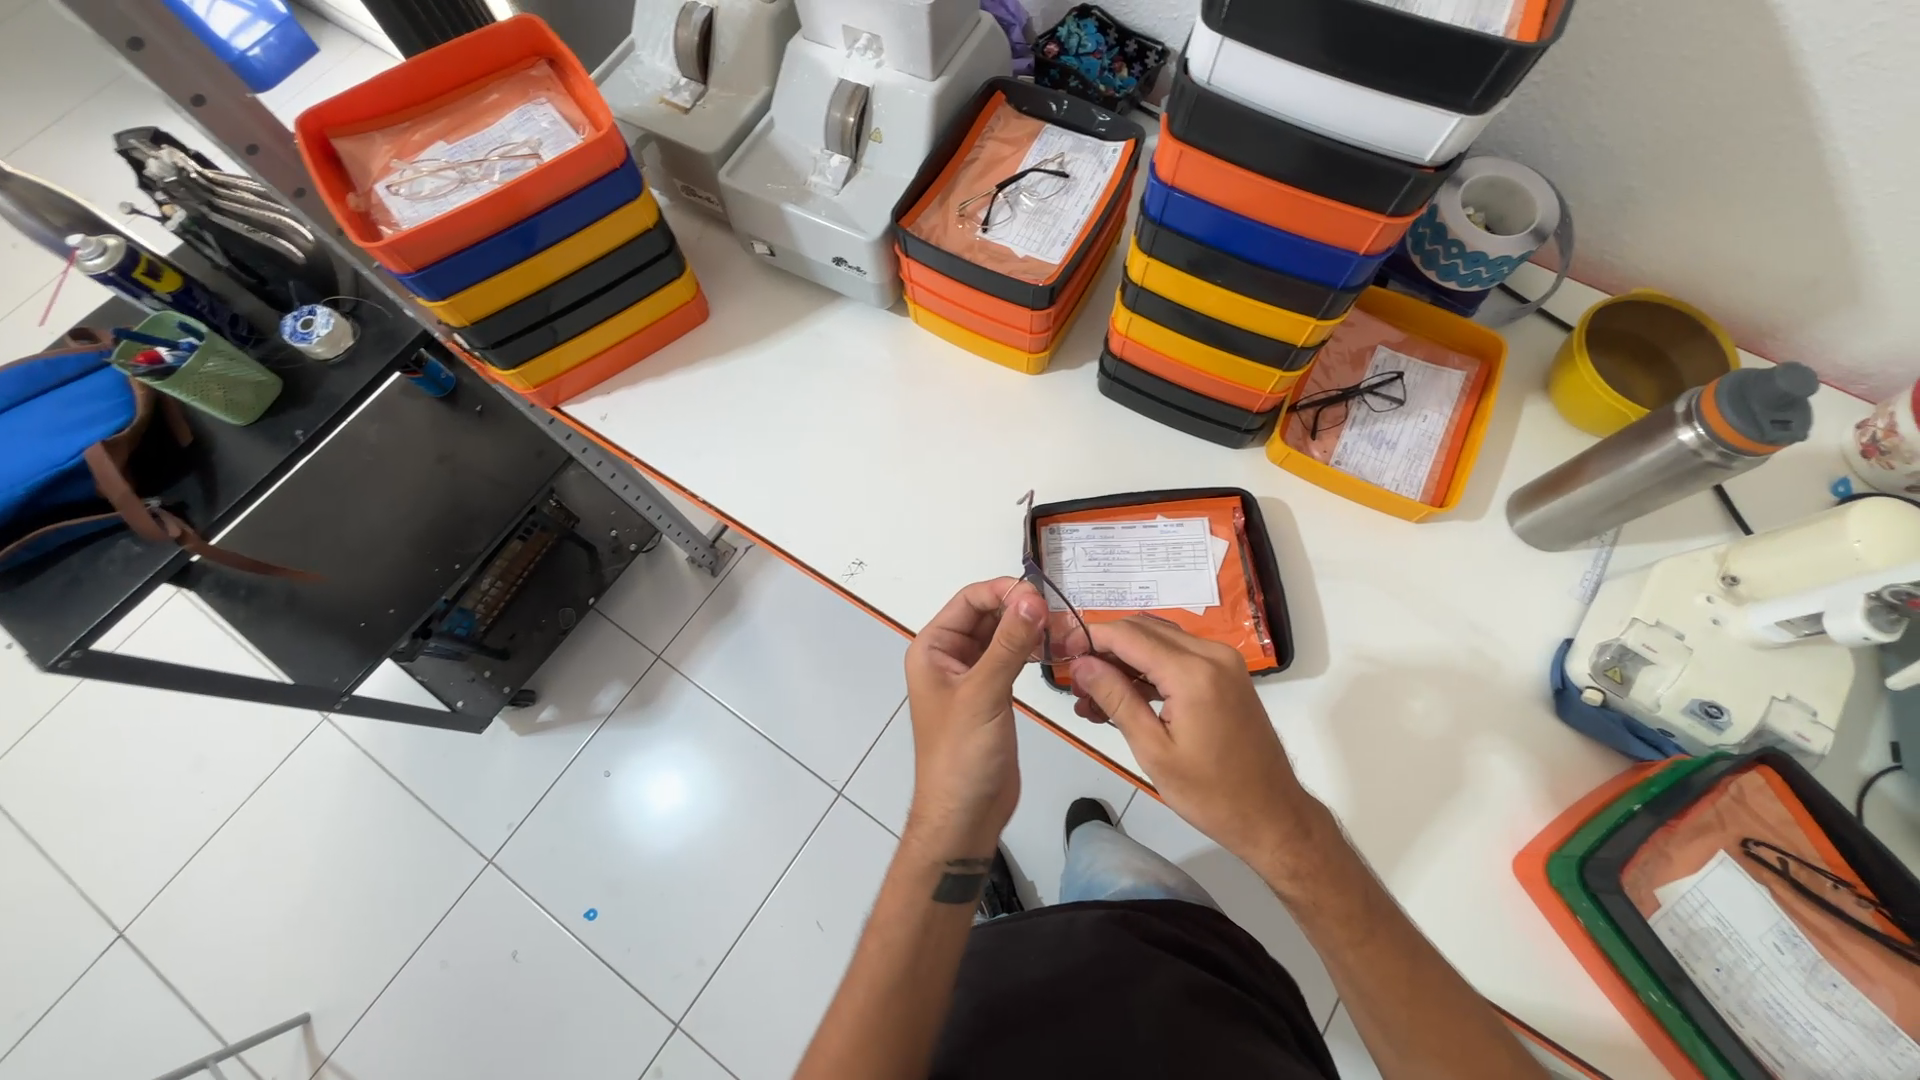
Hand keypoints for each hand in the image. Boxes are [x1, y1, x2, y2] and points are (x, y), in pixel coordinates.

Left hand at [902, 578, 1043, 854]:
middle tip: (1064, 620)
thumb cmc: (962, 755)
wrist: (964, 817)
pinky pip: (1012, 659)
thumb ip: (1009, 644)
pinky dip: (1034, 652)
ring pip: (1004, 636)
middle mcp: (949, 655)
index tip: (1043, 599)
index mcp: (933, 648)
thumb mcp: (984, 694)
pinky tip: (1059, 653)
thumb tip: (1032, 597)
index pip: (970, 600)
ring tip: (1069, 636)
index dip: (1005, 591)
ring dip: (1033, 631)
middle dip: (1024, 611)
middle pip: (989, 614)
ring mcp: (971, 675)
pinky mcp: (992, 694)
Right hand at [1066, 618, 1314, 871]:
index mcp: (1193, 673)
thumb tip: (1081, 664)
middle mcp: (1211, 654)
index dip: (1089, 638)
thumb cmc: (1211, 794)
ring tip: (1093, 697)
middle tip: (1075, 681)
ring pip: (1159, 640)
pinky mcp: (1227, 673)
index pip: (1128, 635)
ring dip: (1124, 659)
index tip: (1060, 654)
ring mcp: (1223, 661)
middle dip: (1104, 648)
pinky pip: (1178, 655)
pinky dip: (1149, 668)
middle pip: (1143, 629)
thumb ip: (1116, 699)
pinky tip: (1123, 696)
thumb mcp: (1153, 750)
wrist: (1273, 816)